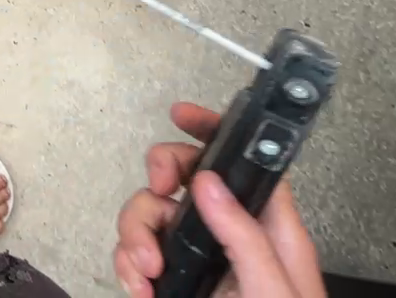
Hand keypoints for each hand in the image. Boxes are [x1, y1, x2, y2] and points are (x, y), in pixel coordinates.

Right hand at [113, 103, 324, 297]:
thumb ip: (246, 240)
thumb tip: (210, 182)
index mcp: (269, 234)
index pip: (244, 165)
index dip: (213, 131)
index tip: (181, 115)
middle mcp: (228, 236)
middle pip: (183, 177)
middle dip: (158, 177)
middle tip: (158, 191)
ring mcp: (196, 257)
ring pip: (149, 210)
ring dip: (135, 232)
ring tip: (144, 269)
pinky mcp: (170, 278)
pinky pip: (133, 249)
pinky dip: (126, 263)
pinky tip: (138, 285)